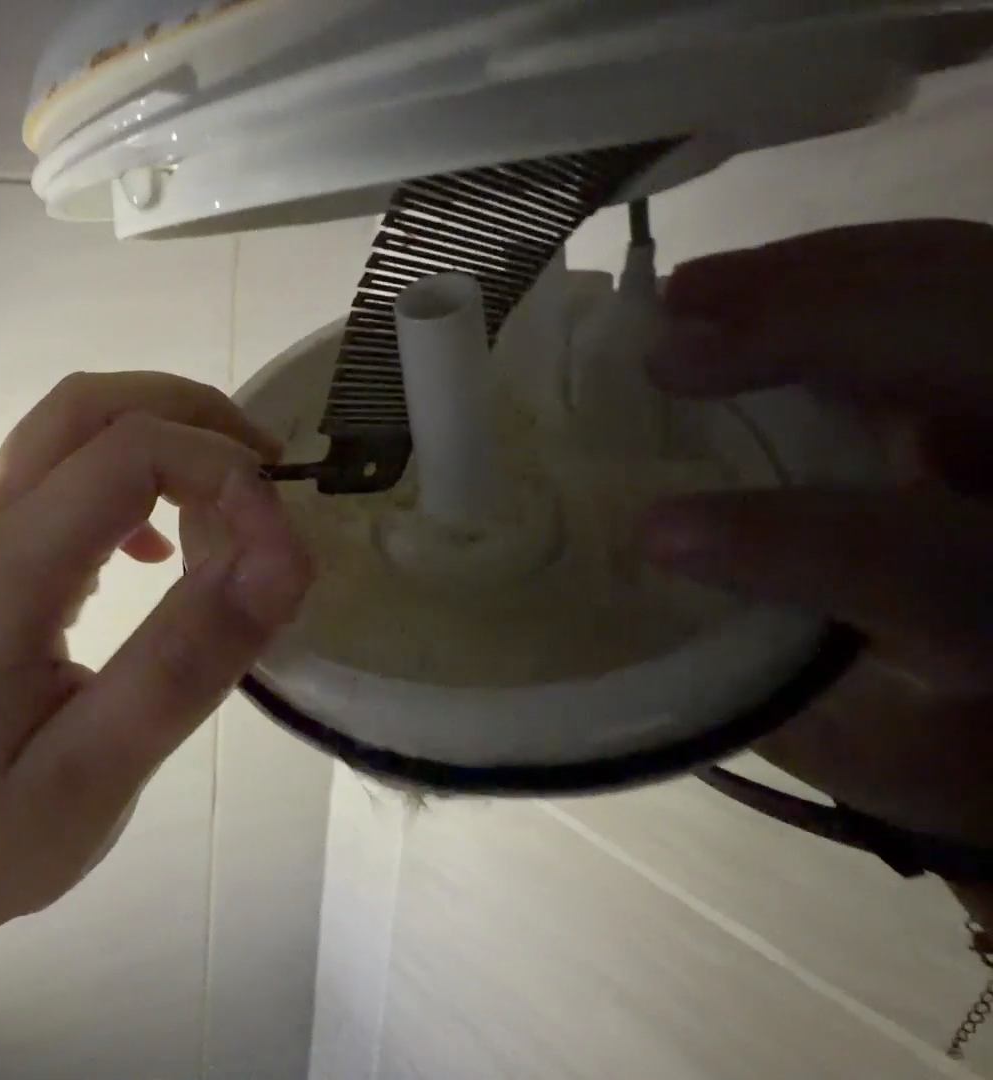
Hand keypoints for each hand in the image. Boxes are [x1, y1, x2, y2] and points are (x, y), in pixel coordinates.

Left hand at [0, 374, 310, 1079]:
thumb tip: (284, 558)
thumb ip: (185, 663)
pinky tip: (159, 552)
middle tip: (269, 484)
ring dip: (162, 438)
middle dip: (193, 418)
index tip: (282, 550)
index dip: (224, 474)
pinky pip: (61, 474)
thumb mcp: (99, 770)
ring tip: (232, 511)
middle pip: (87, 405)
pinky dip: (129, 476)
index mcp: (3, 574)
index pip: (128, 452)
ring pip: (71, 427)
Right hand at [640, 220, 992, 853]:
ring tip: (687, 293)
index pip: (931, 563)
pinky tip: (750, 280)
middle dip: (817, 339)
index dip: (794, 542)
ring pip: (972, 283)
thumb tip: (664, 642)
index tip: (655, 531)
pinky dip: (850, 263)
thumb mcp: (938, 768)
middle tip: (666, 349)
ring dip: (817, 278)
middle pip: (983, 358)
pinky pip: (957, 272)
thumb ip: (824, 731)